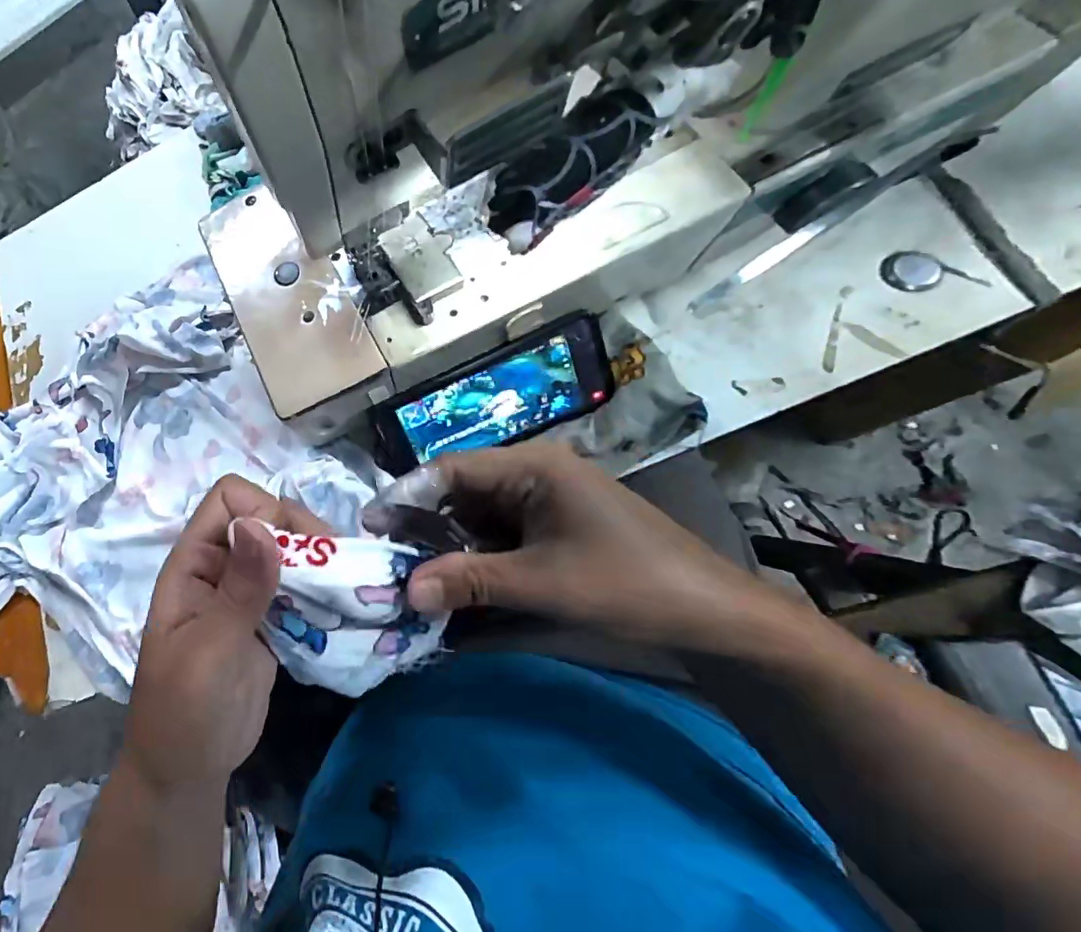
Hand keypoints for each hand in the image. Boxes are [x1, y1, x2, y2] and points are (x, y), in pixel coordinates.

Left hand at [122, 475, 330, 794]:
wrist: (189, 769)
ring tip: (347, 582)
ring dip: (319, 560)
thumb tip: (260, 525)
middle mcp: (221, 568)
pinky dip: (321, 588)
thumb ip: (239, 590)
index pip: (229, 500)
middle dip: (303, 533)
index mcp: (193, 564)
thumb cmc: (184, 712)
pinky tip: (342, 602)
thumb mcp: (209, 651)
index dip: (263, 511)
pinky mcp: (269, 618)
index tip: (291, 550)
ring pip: (288, 550)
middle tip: (336, 566)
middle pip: (267, 518)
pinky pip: (299, 586)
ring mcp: (247, 593)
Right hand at [364, 443, 774, 651]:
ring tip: (413, 578)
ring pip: (478, 519)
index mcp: (532, 467)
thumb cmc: (629, 583)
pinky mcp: (553, 529)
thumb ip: (471, 581)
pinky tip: (457, 588)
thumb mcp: (543, 583)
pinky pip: (501, 538)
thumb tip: (406, 590)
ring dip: (449, 548)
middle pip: (461, 492)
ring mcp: (545, 503)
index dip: (406, 493)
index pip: (451, 469)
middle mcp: (534, 474)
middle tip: (386, 559)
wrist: (710, 614)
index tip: (370, 524)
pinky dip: (477, 560)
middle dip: (424, 526)